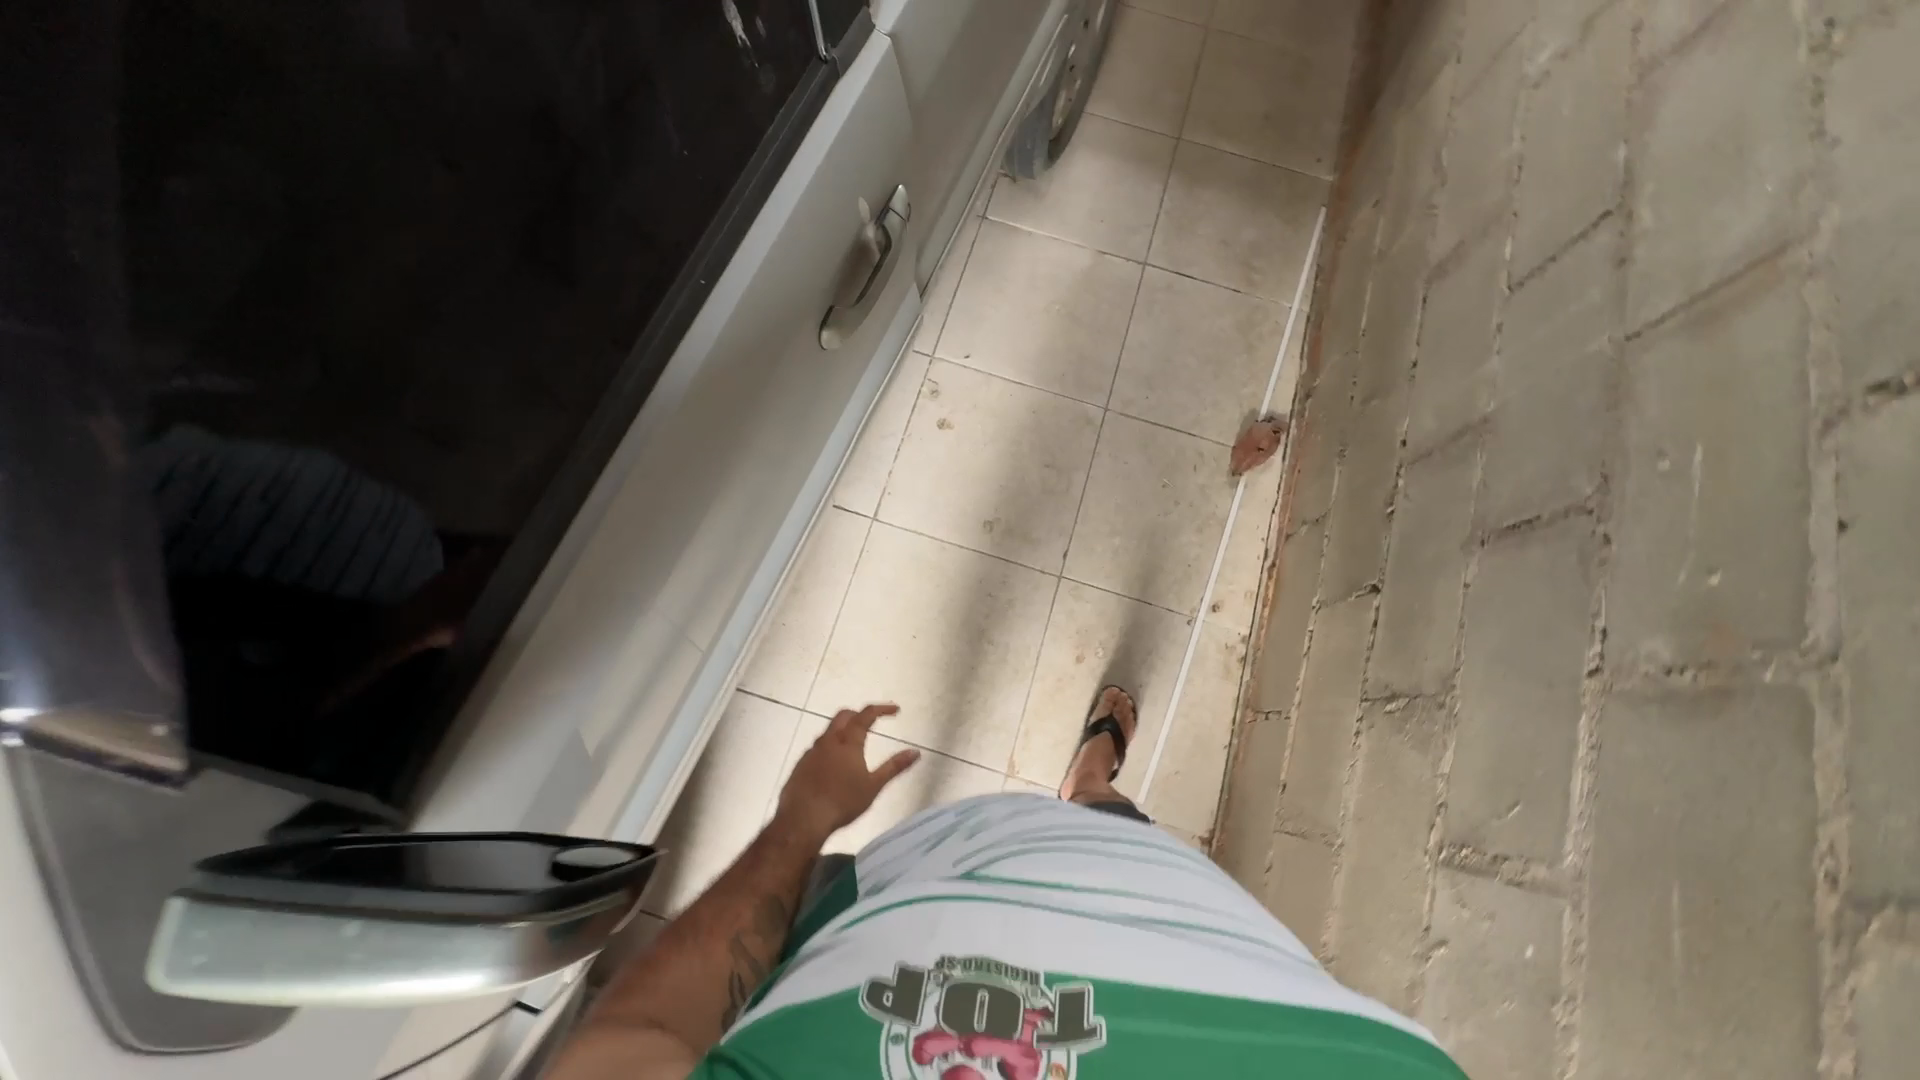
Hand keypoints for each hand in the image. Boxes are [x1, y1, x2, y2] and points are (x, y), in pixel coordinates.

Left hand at [774, 703, 918, 842]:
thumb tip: (916, 752)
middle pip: (843, 716)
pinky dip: (829, 747)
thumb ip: (894, 767)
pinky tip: (833, 765)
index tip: (895, 710)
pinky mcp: (800, 765)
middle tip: (872, 722)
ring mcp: (811, 752)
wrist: (802, 819)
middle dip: (859, 714)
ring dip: (843, 730)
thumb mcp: (873, 786)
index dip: (882, 709)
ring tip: (854, 744)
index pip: (866, 715)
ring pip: (828, 731)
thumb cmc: (842, 803)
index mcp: (848, 742)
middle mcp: (828, 741)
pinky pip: (817, 747)